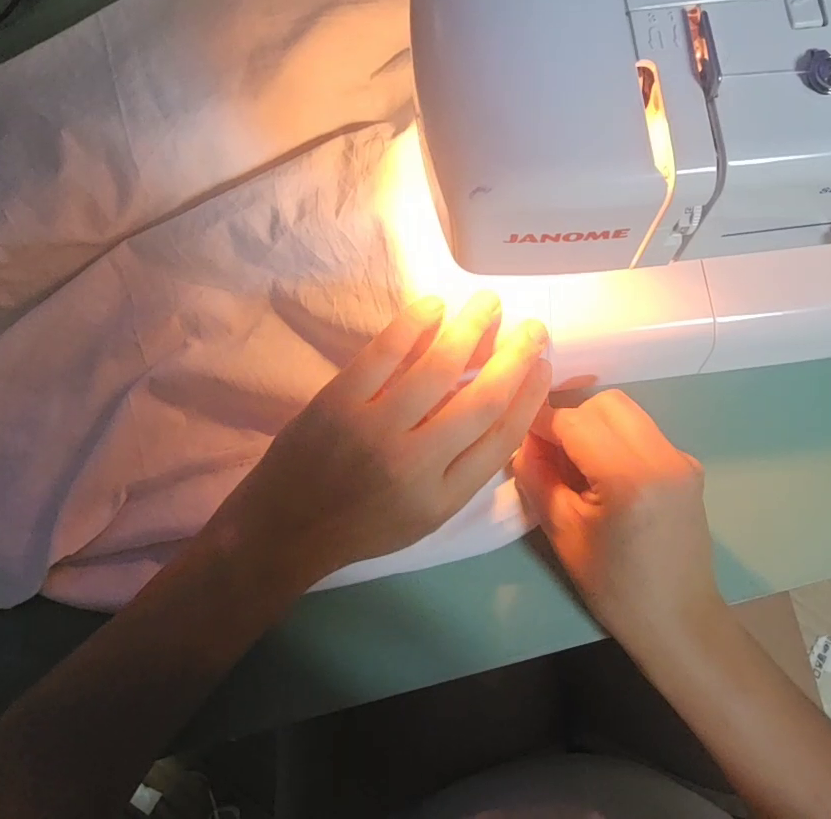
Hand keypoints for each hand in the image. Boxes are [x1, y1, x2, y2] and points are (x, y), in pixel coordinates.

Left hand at [211, 293, 550, 585]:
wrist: (286, 528)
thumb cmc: (364, 523)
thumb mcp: (425, 514)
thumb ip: (463, 468)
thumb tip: (496, 409)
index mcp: (443, 496)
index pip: (502, 439)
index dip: (530, 397)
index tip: (544, 365)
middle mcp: (416, 464)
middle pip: (481, 401)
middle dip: (514, 358)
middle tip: (532, 327)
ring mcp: (374, 429)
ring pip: (436, 368)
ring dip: (470, 329)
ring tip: (489, 302)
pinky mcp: (338, 403)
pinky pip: (383, 355)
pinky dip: (412, 325)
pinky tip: (434, 306)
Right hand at [514, 390, 723, 648]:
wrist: (678, 620)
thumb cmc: (614, 586)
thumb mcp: (561, 532)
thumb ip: (537, 477)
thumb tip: (523, 441)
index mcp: (629, 477)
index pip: (575, 421)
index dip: (542, 420)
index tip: (519, 430)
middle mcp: (662, 456)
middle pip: (606, 403)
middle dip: (572, 417)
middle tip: (550, 450)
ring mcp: (681, 459)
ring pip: (627, 413)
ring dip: (595, 425)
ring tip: (576, 463)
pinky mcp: (688, 466)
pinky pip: (644, 432)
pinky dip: (617, 439)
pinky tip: (606, 475)